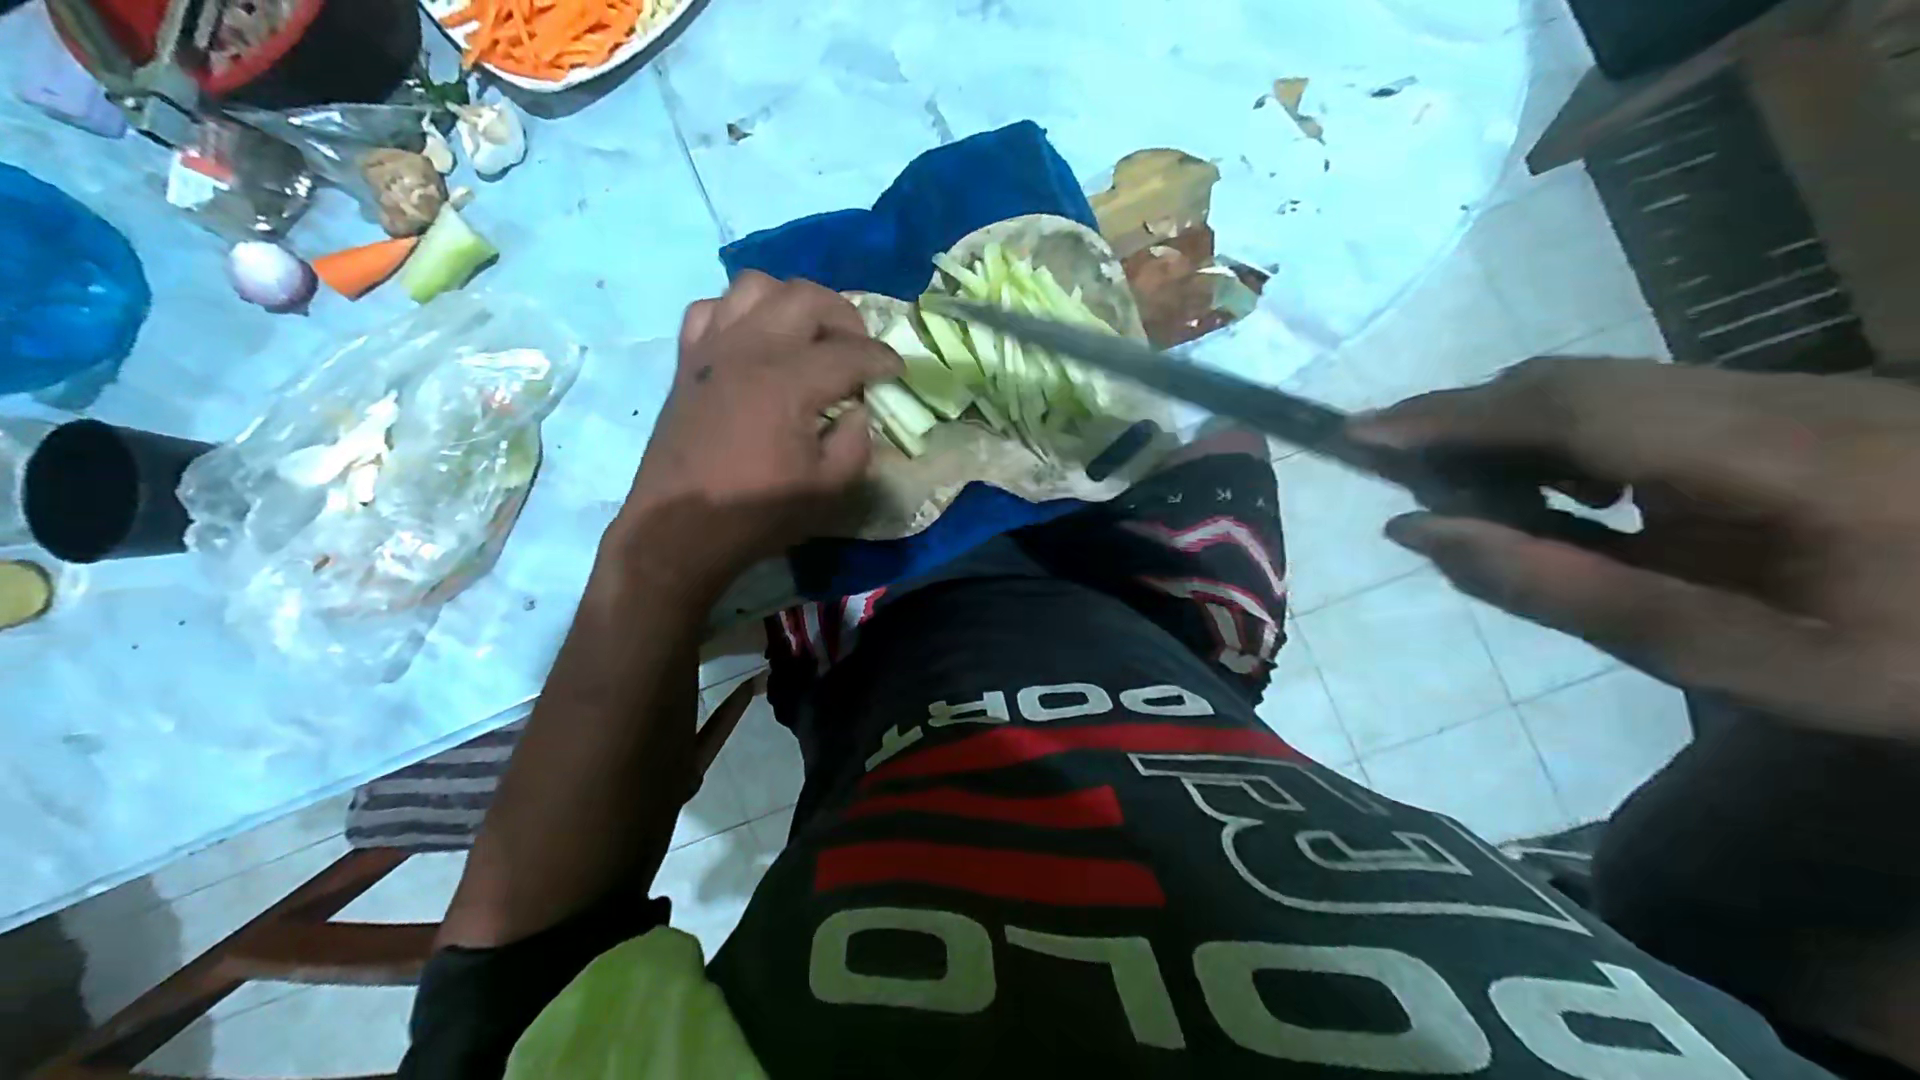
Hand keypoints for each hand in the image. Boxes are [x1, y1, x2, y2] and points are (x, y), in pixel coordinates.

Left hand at [614, 272, 900, 599]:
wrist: (680, 530)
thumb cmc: (757, 513)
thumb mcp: (829, 489)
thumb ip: (857, 442)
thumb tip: (857, 410)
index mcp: (790, 382)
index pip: (851, 352)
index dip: (883, 359)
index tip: (898, 371)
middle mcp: (751, 348)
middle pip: (806, 297)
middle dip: (845, 316)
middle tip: (857, 348)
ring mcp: (713, 348)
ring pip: (756, 286)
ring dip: (791, 302)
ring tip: (807, 334)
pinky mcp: (688, 360)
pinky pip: (712, 308)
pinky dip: (740, 313)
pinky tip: (754, 341)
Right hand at [1350, 357, 1919, 739]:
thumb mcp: (1730, 658)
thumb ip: (1561, 590)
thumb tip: (1419, 531)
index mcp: (1776, 459)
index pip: (1569, 407)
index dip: (1450, 414)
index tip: (1358, 433)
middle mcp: (1771, 398)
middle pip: (1570, 379)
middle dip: (1459, 416)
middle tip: (1390, 465)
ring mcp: (1782, 392)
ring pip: (1594, 383)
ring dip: (1502, 425)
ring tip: (1461, 487)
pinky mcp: (1781, 404)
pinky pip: (1629, 400)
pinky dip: (1553, 434)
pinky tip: (1561, 492)